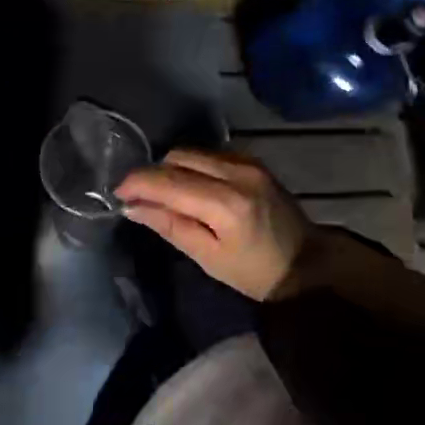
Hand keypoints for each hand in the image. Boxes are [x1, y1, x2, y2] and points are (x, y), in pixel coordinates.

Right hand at [114, 149, 311, 300]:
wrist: (306, 263)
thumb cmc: (255, 272)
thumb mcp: (208, 257)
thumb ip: (170, 226)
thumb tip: (132, 206)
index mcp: (226, 203)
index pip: (170, 181)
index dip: (139, 182)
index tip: (118, 192)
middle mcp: (237, 172)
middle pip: (179, 157)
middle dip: (154, 174)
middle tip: (139, 197)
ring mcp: (247, 161)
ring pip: (193, 152)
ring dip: (172, 168)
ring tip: (163, 194)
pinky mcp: (252, 159)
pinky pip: (210, 154)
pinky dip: (192, 166)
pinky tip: (189, 187)